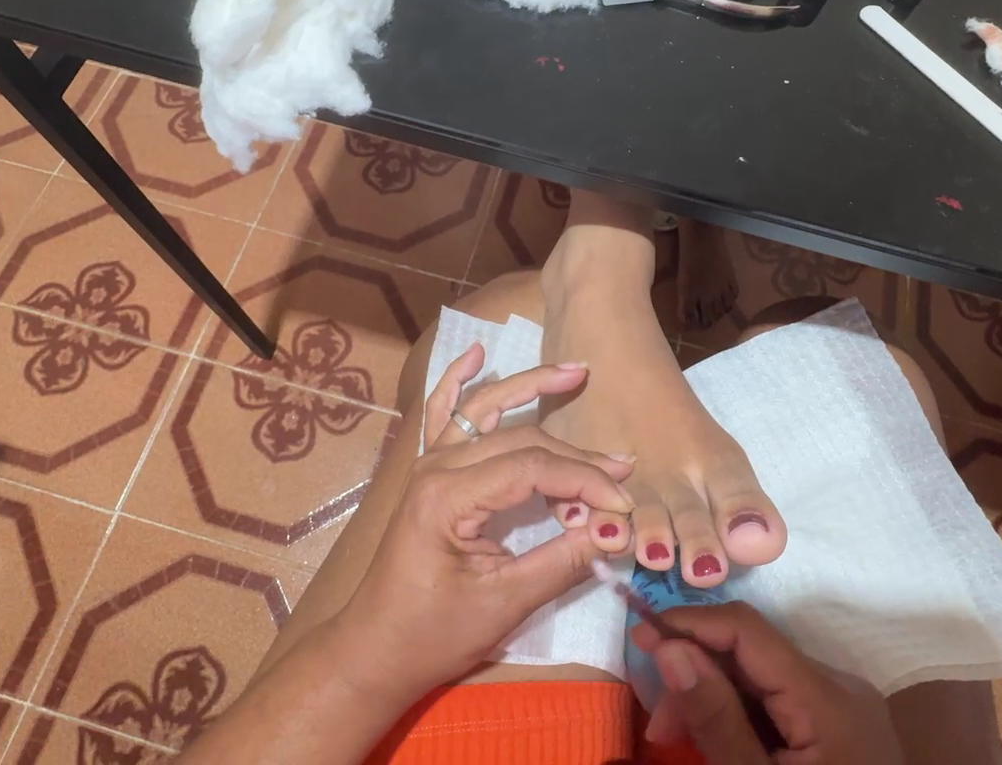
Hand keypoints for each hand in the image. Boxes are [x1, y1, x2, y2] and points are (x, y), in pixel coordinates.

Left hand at [325, 348, 636, 702]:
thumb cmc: (434, 633)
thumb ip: (562, 561)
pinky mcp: (428, 469)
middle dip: (575, 455)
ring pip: (487, 411)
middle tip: (622, 469)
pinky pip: (443, 413)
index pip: (532, 468)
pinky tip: (475, 354)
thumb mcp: (504, 604)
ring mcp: (429, 462)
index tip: (625, 503)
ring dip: (530, 386)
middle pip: (521, 440)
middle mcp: (437, 466)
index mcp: (448, 496)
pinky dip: (459, 380)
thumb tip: (618, 530)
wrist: (376, 648)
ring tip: (576, 371)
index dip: (584, 480)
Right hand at [632, 602, 903, 763]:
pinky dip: (738, 712)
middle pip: (749, 651)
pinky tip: (715, 738)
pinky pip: (775, 699)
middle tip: (655, 718)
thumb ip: (716, 719)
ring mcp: (842, 705)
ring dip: (711, 693)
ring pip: (758, 674)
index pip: (746, 627)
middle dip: (695, 669)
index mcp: (827, 697)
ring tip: (674, 735)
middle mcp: (838, 686)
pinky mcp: (837, 725)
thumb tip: (666, 646)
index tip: (637, 635)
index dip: (688, 622)